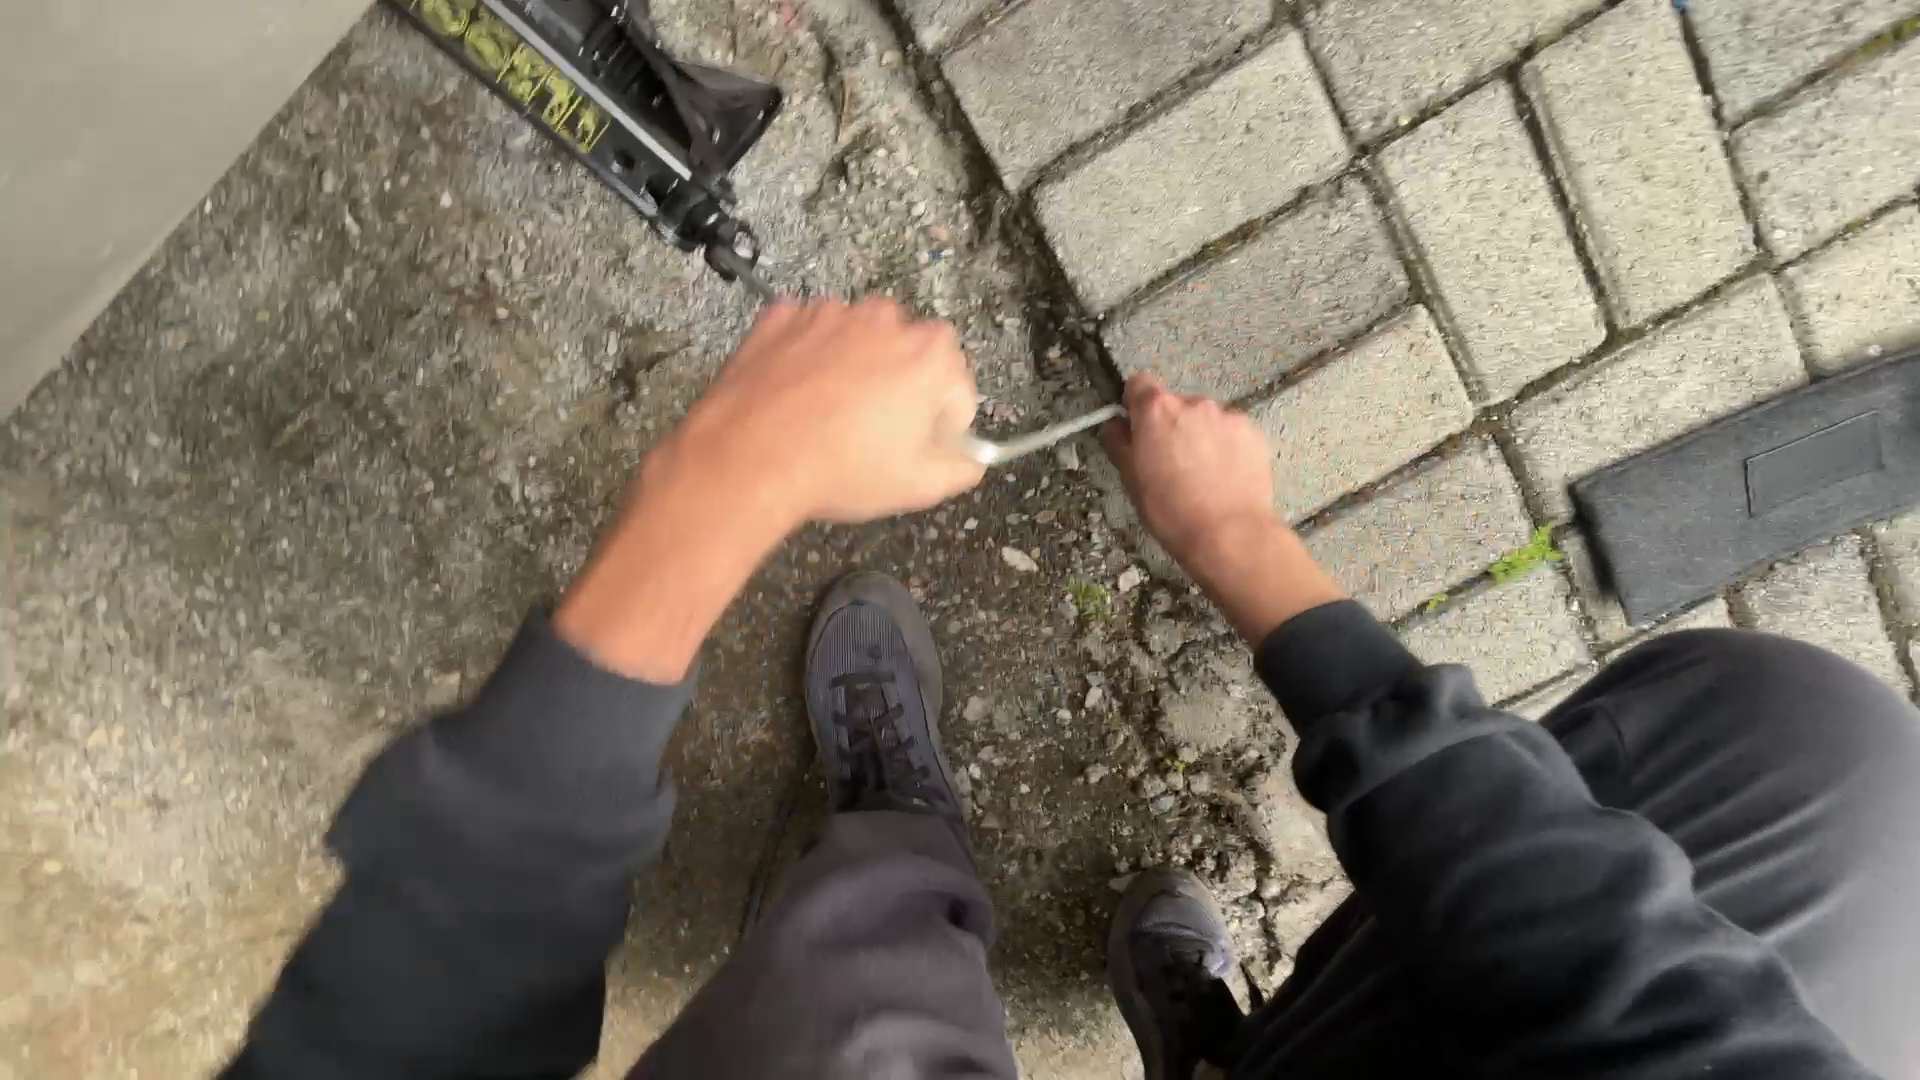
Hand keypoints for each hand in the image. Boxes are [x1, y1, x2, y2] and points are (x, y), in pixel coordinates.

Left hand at [555, 298, 982, 680]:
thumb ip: (962, 468)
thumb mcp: (919, 486)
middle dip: (901, 390)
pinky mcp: (784, 317)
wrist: (748, 458)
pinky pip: (810, 337)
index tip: (918, 447)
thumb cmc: (839, 470)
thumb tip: (970, 460)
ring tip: (829, 419)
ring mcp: (830, 312)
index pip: (958, 390)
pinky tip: (798, 399)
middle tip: (873, 436)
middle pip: (910, 357)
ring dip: (855, 371)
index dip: (942, 426)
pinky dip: (810, 360)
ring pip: (859, 343)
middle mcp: (885, 319)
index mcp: (930, 354)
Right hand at [1102, 374, 1278, 571]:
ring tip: (1199, 473)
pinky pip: (1229, 431)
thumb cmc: (1171, 511)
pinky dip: (1223, 446)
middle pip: (1174, 403)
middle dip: (1169, 425)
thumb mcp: (1131, 481)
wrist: (1229, 534)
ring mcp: (1227, 416)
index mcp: (1157, 411)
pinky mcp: (1252, 432)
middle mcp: (1194, 404)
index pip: (1139, 384)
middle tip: (1167, 461)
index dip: (1134, 404)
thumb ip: (1119, 444)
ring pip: (1203, 418)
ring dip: (1197, 435)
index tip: (1136, 426)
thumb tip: (1115, 426)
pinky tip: (1221, 475)